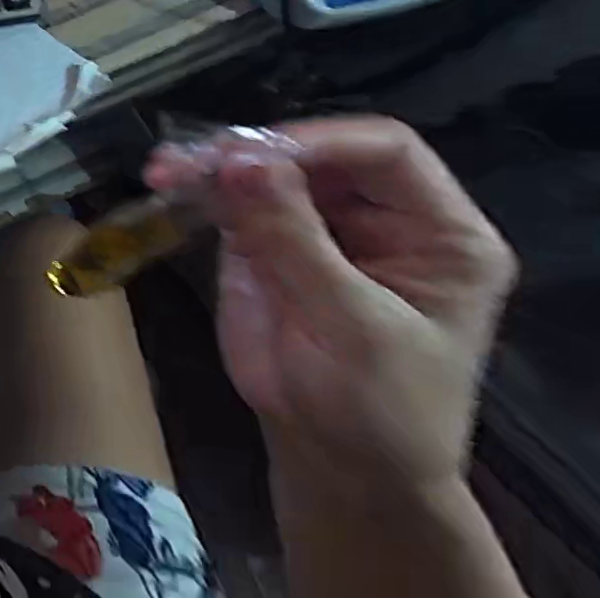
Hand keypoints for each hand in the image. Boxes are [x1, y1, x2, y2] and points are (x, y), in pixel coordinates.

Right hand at [145, 117, 516, 496]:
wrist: (333, 457)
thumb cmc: (376, 406)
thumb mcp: (350, 324)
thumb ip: (295, 238)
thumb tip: (241, 160)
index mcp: (435, 231)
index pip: (384, 151)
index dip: (320, 141)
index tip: (253, 154)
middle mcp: (374, 215)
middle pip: (312, 153)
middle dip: (251, 150)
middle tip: (195, 161)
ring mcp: (313, 224)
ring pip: (261, 168)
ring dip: (210, 163)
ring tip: (165, 170)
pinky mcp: (261, 237)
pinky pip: (227, 197)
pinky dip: (194, 187)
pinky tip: (164, 181)